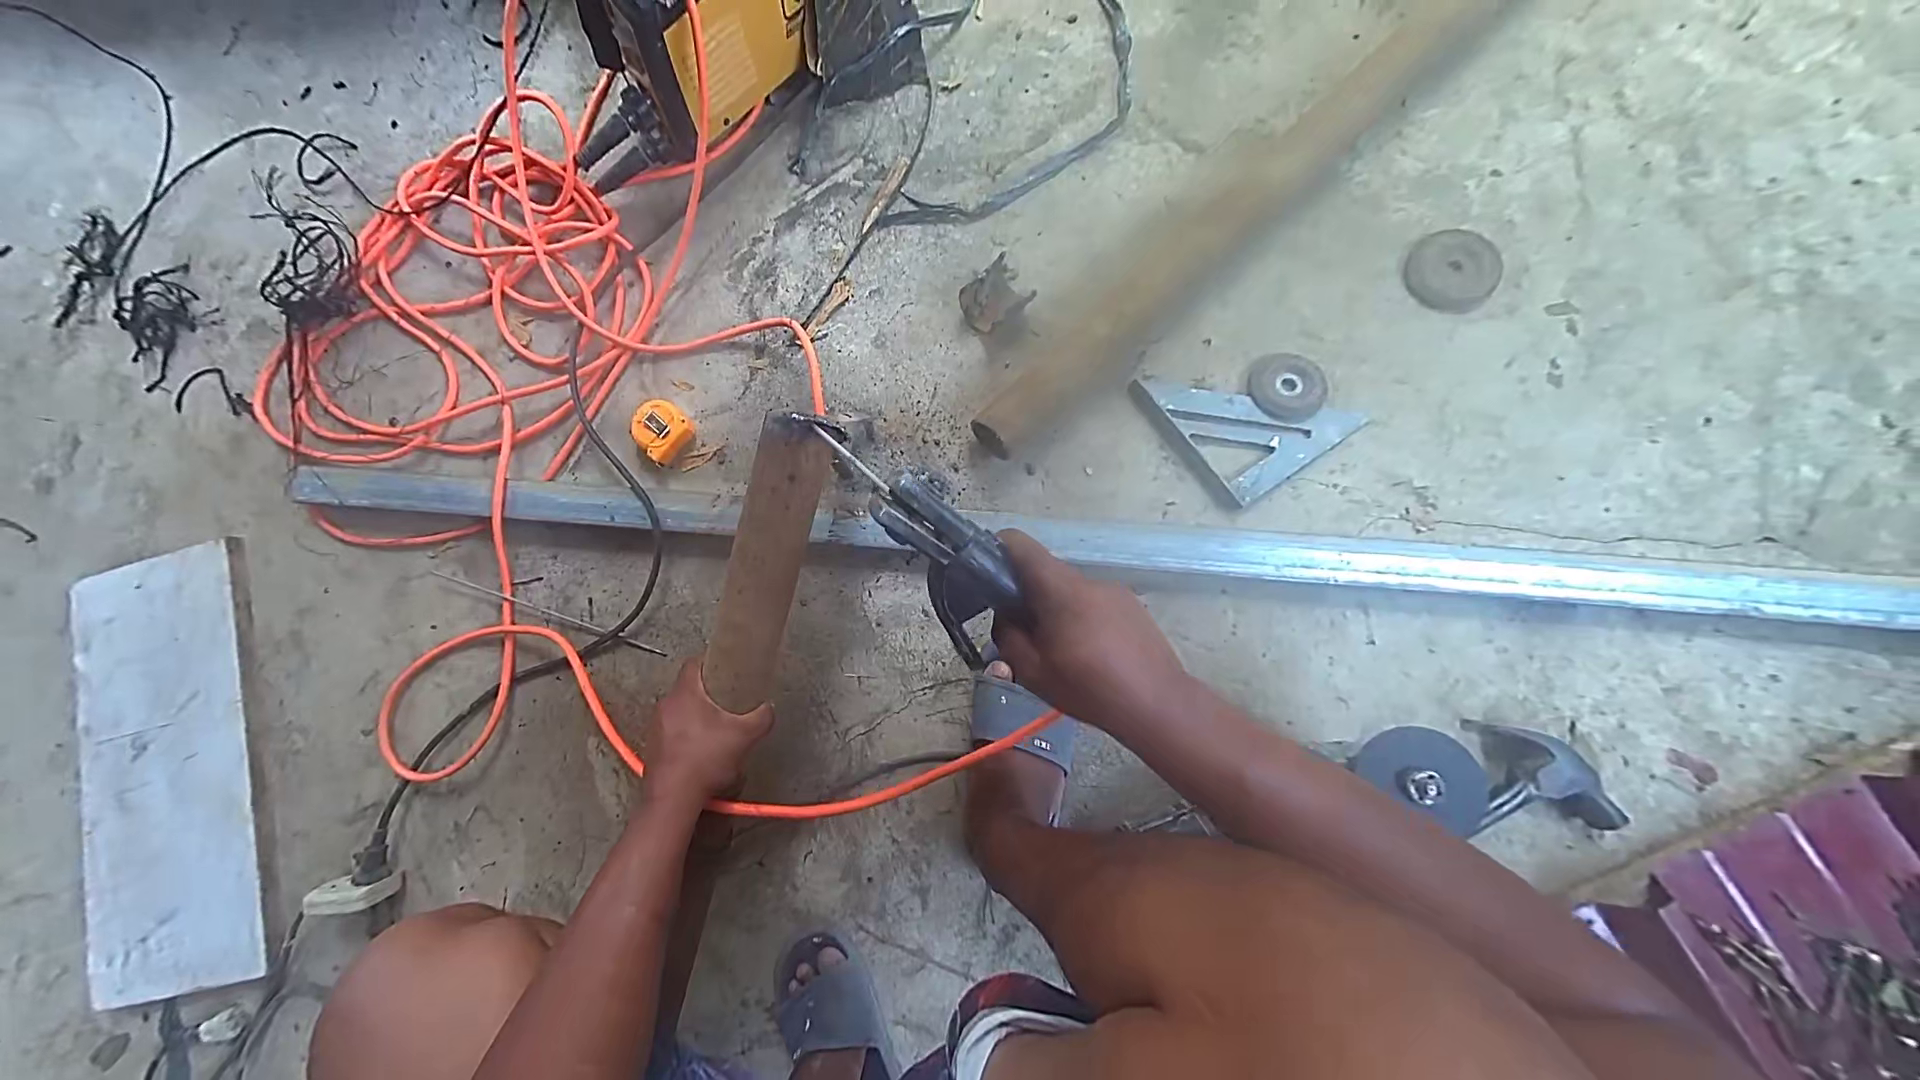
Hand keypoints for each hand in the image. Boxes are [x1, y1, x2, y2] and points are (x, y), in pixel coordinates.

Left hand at [643, 658, 773, 801]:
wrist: (675, 798)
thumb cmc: (705, 761)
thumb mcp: (746, 735)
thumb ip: (762, 716)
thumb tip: (767, 709)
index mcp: (685, 693)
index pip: (694, 662)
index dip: (712, 661)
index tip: (726, 667)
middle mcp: (665, 705)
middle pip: (688, 686)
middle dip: (708, 691)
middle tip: (728, 700)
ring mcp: (656, 727)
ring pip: (680, 709)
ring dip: (696, 713)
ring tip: (717, 727)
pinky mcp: (653, 747)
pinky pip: (672, 729)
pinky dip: (687, 733)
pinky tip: (702, 748)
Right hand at [990, 530, 1191, 732]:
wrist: (1157, 704)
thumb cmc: (1090, 688)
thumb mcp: (1032, 671)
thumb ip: (1008, 635)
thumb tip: (1005, 615)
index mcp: (1060, 589)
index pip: (1020, 544)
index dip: (997, 551)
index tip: (988, 577)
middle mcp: (1088, 580)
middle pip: (1046, 573)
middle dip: (1028, 596)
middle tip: (1024, 633)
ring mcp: (1114, 591)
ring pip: (1071, 591)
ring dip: (1057, 611)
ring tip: (1062, 652)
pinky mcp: (1132, 606)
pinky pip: (1094, 604)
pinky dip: (1083, 619)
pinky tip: (1092, 655)